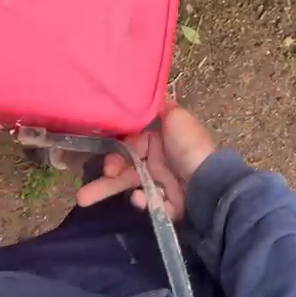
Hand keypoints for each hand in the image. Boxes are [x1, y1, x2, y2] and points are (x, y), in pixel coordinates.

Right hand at [73, 103, 217, 221]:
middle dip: (105, 178)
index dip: (114, 153)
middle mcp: (158, 160)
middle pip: (125, 169)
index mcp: (158, 140)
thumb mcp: (176, 117)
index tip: (106, 163)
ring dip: (109, 191)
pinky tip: (141, 200)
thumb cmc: (189, 146)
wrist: (211, 181)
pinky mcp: (170, 203)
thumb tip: (147, 92)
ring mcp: (164, 183)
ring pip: (131, 187)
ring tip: (84, 199)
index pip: (127, 145)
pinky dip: (143, 202)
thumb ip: (159, 106)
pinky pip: (151, 203)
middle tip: (84, 191)